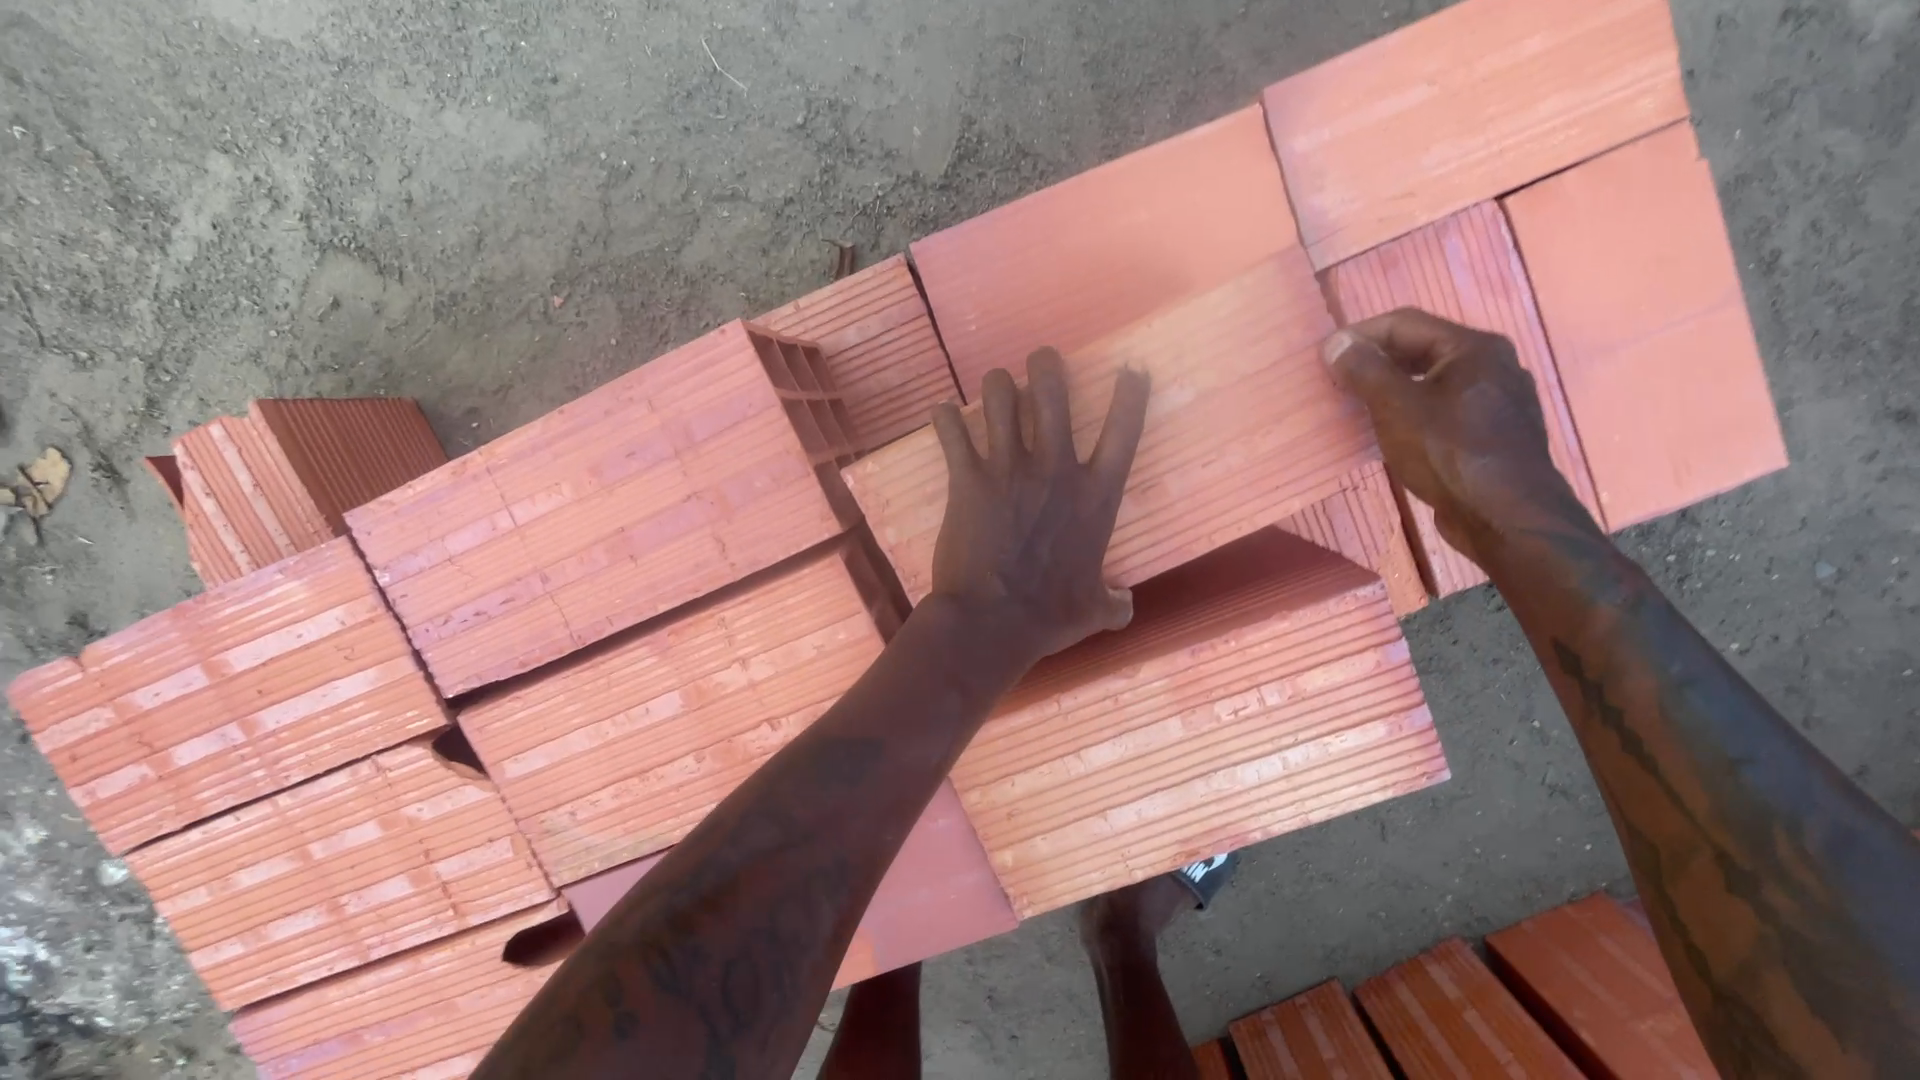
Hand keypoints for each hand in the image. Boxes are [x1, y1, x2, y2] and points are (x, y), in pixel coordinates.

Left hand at [928, 348, 1150, 662]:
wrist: (993, 623)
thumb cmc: (1048, 617)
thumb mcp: (1093, 612)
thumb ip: (1113, 603)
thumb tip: (1126, 605)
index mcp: (1096, 497)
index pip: (1123, 432)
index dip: (1130, 395)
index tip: (1131, 369)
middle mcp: (1056, 470)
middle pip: (1053, 394)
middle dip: (1047, 366)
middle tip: (1041, 358)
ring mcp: (1010, 470)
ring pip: (1002, 399)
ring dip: (998, 385)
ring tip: (996, 384)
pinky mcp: (968, 479)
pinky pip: (952, 432)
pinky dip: (945, 418)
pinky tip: (943, 413)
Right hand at [1324, 308, 1596, 564]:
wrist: (1505, 516)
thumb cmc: (1448, 453)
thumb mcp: (1396, 407)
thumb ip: (1365, 370)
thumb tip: (1336, 343)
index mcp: (1474, 347)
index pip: (1405, 323)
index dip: (1360, 335)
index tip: (1326, 358)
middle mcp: (1493, 365)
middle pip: (1422, 349)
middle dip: (1376, 361)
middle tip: (1338, 381)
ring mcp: (1499, 401)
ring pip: (1433, 381)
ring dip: (1393, 388)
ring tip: (1359, 406)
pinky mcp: (1494, 434)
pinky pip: (1445, 409)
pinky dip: (1414, 411)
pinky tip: (1395, 432)